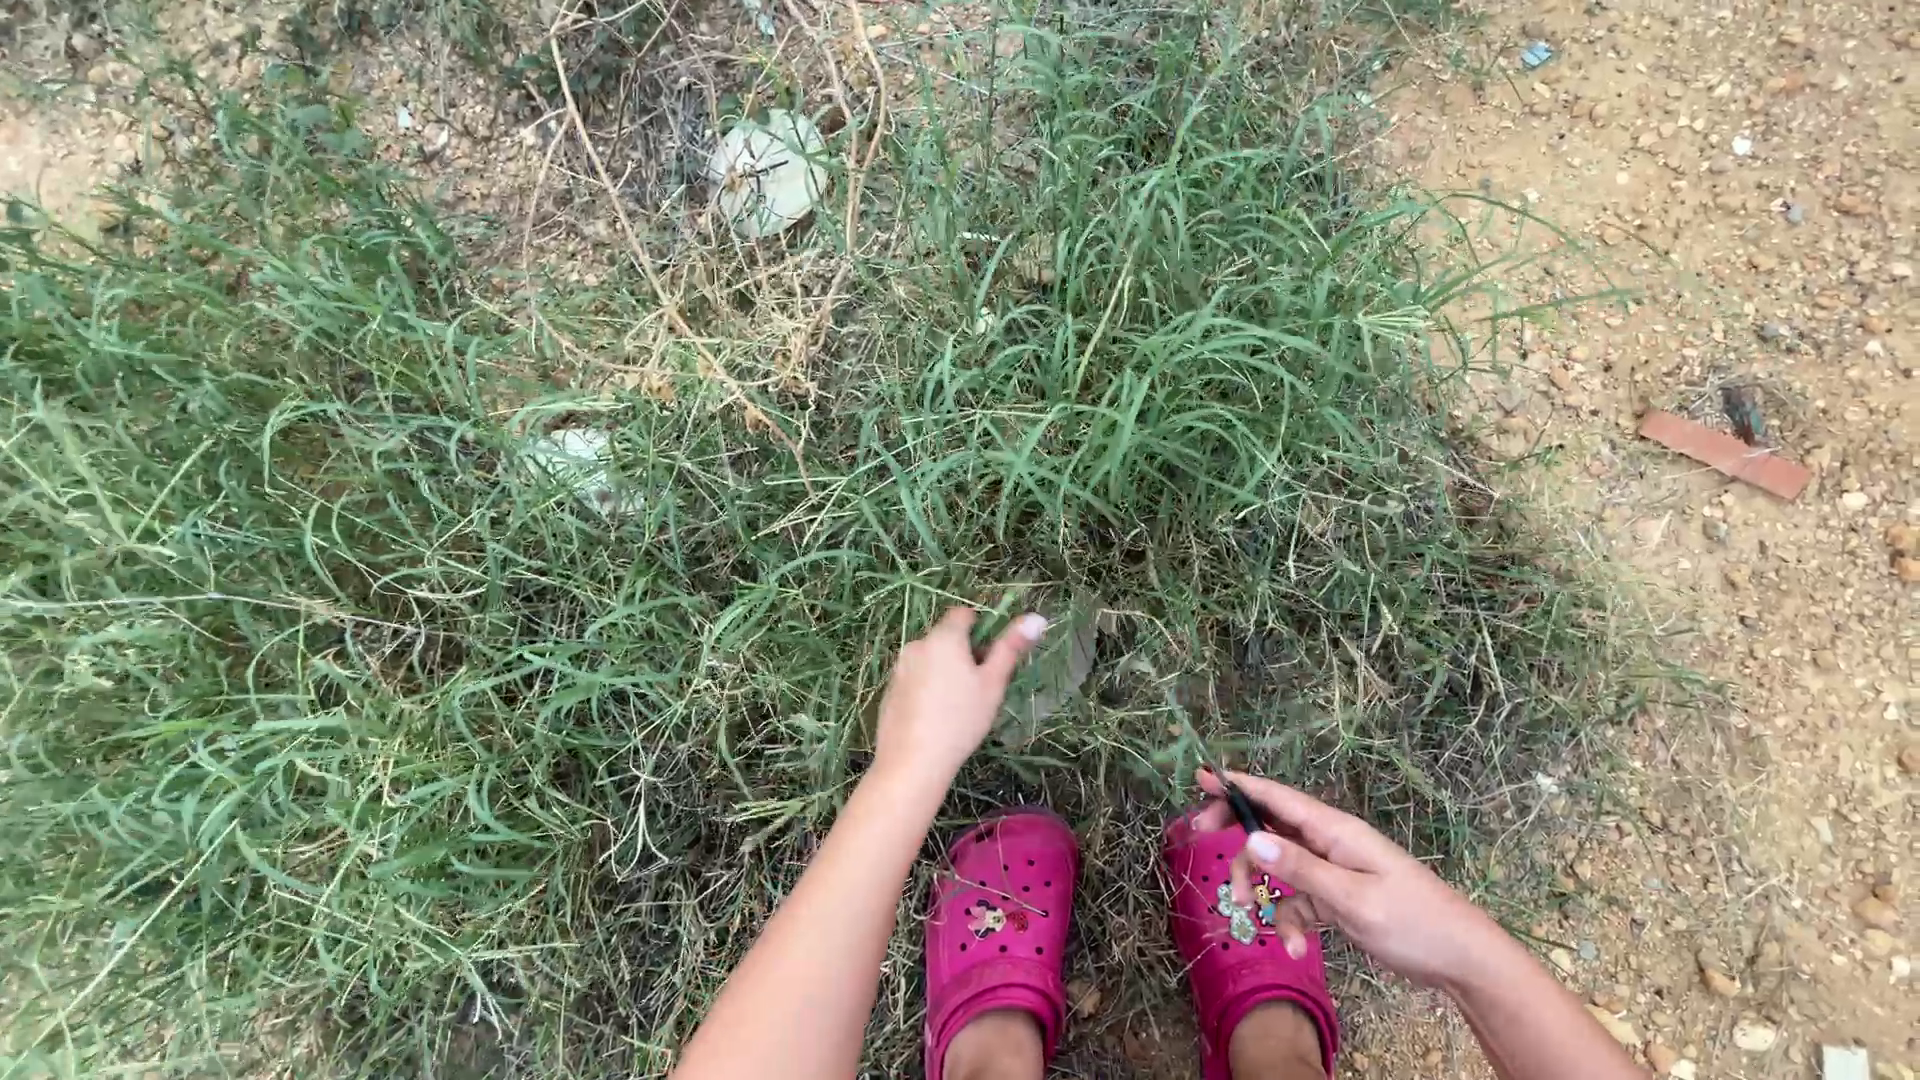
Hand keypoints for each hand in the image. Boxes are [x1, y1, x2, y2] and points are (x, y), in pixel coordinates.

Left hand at [872, 608, 1046, 783]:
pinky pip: (915, 678)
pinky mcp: (890, 690)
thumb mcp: (993, 683)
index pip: (964, 614)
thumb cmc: (960, 719)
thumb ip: (1011, 647)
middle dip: (964, 653)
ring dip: (945, 670)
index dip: (981, 630)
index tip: (989, 659)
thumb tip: (1037, 617)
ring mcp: (899, 668)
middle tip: (978, 687)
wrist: (912, 761)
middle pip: (946, 637)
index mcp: (943, 637)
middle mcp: (917, 644)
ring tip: (957, 706)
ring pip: (930, 659)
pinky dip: (927, 688)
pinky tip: (935, 717)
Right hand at [1196, 769, 1505, 989]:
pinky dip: (1288, 920)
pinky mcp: (1334, 898)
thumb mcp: (1353, 899)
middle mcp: (1327, 842)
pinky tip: (1294, 948)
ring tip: (1249, 914)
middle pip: (1268, 825)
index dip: (1237, 784)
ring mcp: (1331, 870)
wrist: (1463, 962)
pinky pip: (1296, 900)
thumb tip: (1250, 837)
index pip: (1276, 797)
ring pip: (1277, 864)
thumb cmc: (1414, 922)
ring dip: (1258, 885)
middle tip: (1199, 834)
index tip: (1201, 776)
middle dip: (1234, 832)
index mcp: (1333, 830)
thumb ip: (1300, 868)